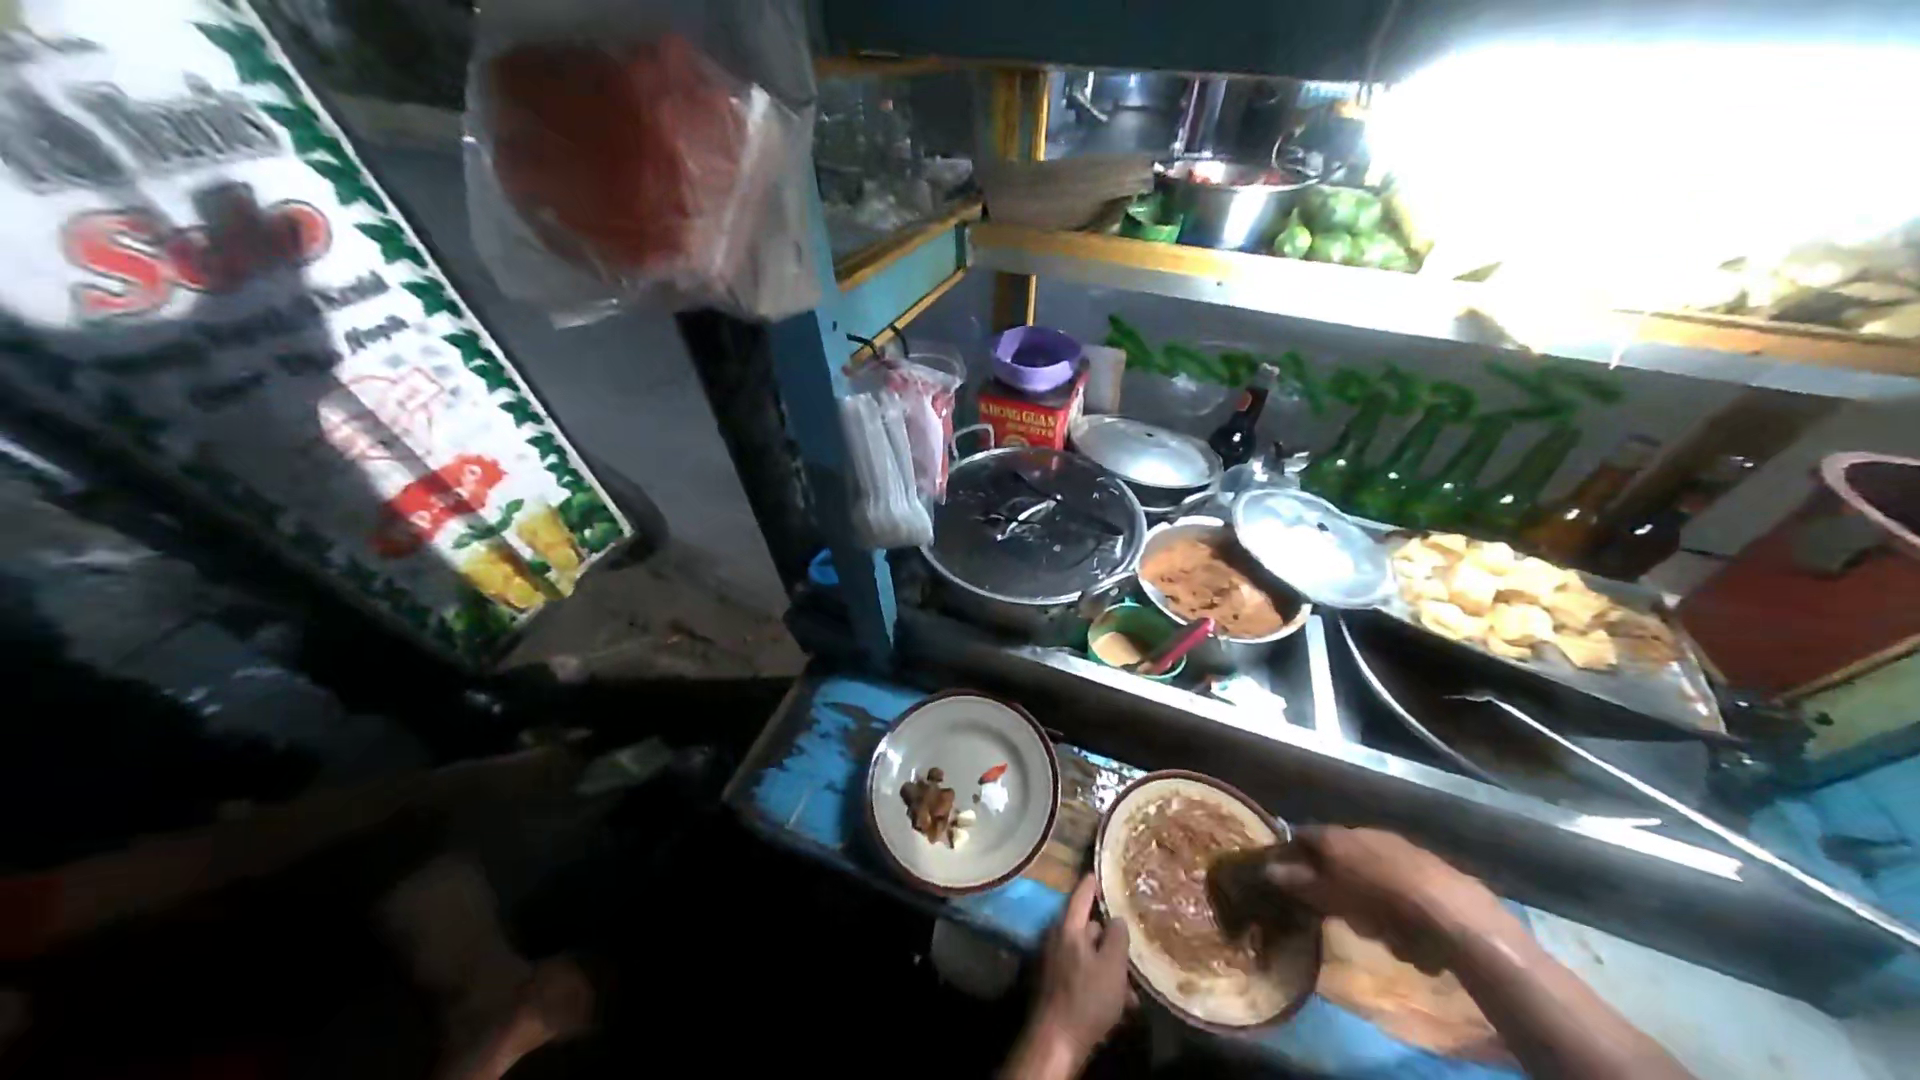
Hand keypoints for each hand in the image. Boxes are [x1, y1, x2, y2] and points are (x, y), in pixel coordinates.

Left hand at [1026, 875, 1132, 1064]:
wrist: (1056, 1040)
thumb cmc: (1086, 999)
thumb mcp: (1112, 966)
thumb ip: (1116, 937)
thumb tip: (1116, 918)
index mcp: (1068, 928)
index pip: (1081, 895)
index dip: (1092, 882)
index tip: (1100, 871)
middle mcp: (1057, 938)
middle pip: (1088, 927)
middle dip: (1110, 938)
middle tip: (1131, 945)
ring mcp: (1055, 961)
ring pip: (1089, 954)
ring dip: (1109, 967)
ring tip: (1132, 989)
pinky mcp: (1057, 983)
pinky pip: (1083, 973)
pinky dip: (1100, 982)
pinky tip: (1121, 1005)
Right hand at [1263, 826, 1511, 972]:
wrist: (1457, 917)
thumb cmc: (1382, 903)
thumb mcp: (1332, 896)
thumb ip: (1300, 882)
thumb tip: (1268, 868)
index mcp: (1340, 835)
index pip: (1303, 836)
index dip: (1291, 855)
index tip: (1286, 878)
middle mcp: (1367, 835)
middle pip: (1339, 859)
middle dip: (1337, 889)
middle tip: (1342, 916)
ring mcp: (1402, 851)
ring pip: (1372, 879)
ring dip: (1372, 906)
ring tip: (1384, 935)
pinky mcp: (1432, 872)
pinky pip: (1402, 892)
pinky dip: (1401, 912)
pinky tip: (1413, 937)